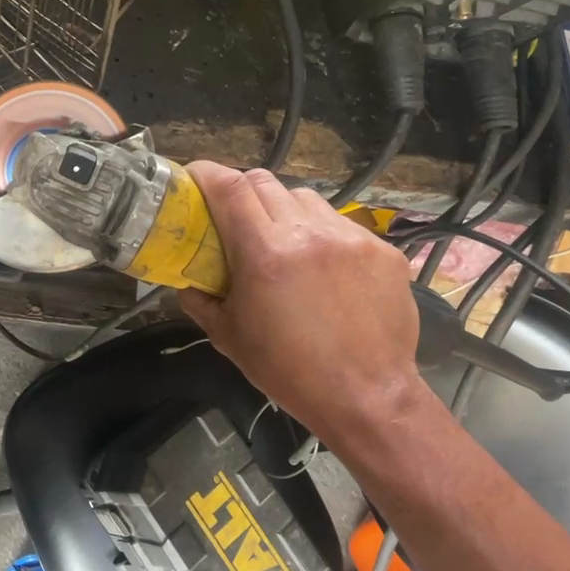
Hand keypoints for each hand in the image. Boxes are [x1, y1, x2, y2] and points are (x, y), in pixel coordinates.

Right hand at [177, 163, 430, 444]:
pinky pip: (340, 224)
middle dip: (240, 191)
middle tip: (232, 216)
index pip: (229, 186)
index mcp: (264, 253)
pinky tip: (321, 267)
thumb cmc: (288, 370)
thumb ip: (199, 298)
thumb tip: (186, 278)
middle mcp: (307, 233)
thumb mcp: (227, 336)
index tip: (192, 178)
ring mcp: (351, 239)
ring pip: (304, 197)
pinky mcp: (383, 251)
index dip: (205, 173)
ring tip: (281, 241)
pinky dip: (320, 234)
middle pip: (264, 182)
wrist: (367, 397)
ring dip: (282, 209)